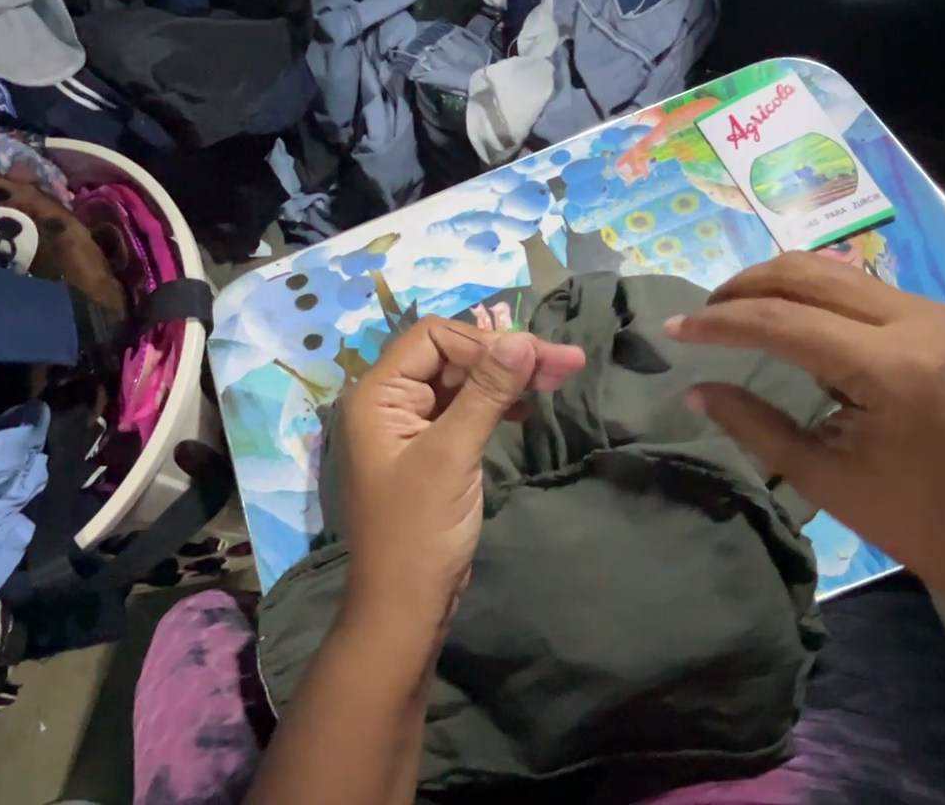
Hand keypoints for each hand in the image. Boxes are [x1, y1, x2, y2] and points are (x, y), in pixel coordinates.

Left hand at [340, 317, 584, 623]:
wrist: (405, 607)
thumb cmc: (420, 531)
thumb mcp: (453, 456)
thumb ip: (486, 393)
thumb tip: (521, 340)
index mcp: (377, 394)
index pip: (432, 338)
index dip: (485, 341)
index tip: (538, 357)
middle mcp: (388, 400)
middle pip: (450, 355)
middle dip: (505, 355)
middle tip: (566, 362)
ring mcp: (409, 425)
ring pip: (461, 381)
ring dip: (506, 377)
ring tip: (558, 377)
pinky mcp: (430, 448)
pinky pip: (463, 408)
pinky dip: (495, 403)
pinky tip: (526, 408)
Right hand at [663, 252, 944, 602]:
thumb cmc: (920, 525)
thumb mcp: (822, 478)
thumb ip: (752, 423)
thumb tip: (694, 389)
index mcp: (894, 369)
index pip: (782, 321)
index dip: (719, 323)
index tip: (673, 328)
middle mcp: (927, 324)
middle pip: (811, 274)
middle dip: (745, 286)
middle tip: (705, 314)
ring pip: (843, 275)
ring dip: (783, 287)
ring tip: (742, 314)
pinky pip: (875, 295)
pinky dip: (825, 301)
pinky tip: (802, 328)